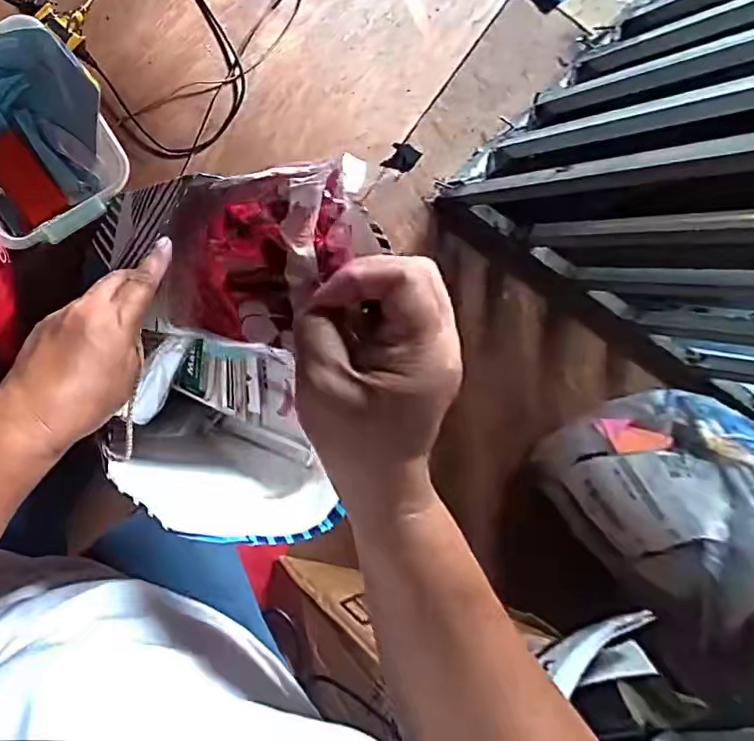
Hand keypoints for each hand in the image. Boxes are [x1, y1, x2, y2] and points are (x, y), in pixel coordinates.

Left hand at [0, 238, 171, 460]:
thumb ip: (133, 344)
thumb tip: (129, 331)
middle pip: (116, 278)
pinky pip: (74, 309)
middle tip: (146, 279)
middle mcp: (87, 308)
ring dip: (109, 297)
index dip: (156, 263)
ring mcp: (63, 312)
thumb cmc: (83, 404)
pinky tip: (87, 338)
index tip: (164, 246)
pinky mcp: (46, 321)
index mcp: (114, 320)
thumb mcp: (127, 378)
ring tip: (117, 319)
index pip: (141, 283)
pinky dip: (87, 314)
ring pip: (94, 293)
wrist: (31, 411)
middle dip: (133, 275)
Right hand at [294, 255, 461, 517]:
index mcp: (426, 348)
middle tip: (326, 295)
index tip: (321, 300)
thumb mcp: (321, 381)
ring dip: (363, 286)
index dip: (358, 274)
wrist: (380, 482)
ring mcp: (433, 343)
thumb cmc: (352, 438)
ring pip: (407, 284)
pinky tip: (341, 322)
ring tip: (330, 307)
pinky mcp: (417, 349)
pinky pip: (397, 305)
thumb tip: (312, 298)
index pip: (407, 276)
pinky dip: (365, 301)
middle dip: (363, 272)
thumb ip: (316, 328)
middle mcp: (441, 338)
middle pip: (415, 271)